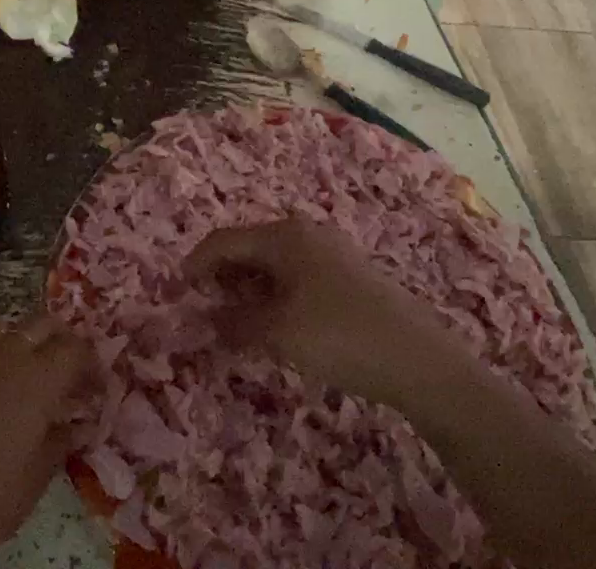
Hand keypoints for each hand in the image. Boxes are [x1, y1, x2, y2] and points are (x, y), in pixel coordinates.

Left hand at [0, 314, 95, 568]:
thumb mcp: (38, 474)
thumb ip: (62, 438)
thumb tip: (75, 423)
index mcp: (35, 377)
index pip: (75, 349)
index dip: (91, 365)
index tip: (97, 390)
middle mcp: (1, 356)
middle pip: (40, 324)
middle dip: (61, 341)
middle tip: (69, 375)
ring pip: (5, 336)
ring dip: (25, 351)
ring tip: (30, 388)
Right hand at [184, 219, 464, 401]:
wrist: (421, 361)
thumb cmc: (340, 336)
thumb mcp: (277, 332)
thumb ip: (233, 323)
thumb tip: (202, 320)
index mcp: (284, 236)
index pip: (223, 241)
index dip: (194, 265)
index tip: (174, 293)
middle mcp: (305, 233)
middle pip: (248, 247)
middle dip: (221, 277)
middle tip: (203, 311)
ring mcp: (331, 253)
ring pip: (272, 263)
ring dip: (247, 289)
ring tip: (236, 323)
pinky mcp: (348, 276)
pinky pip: (295, 276)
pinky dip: (273, 295)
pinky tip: (275, 324)